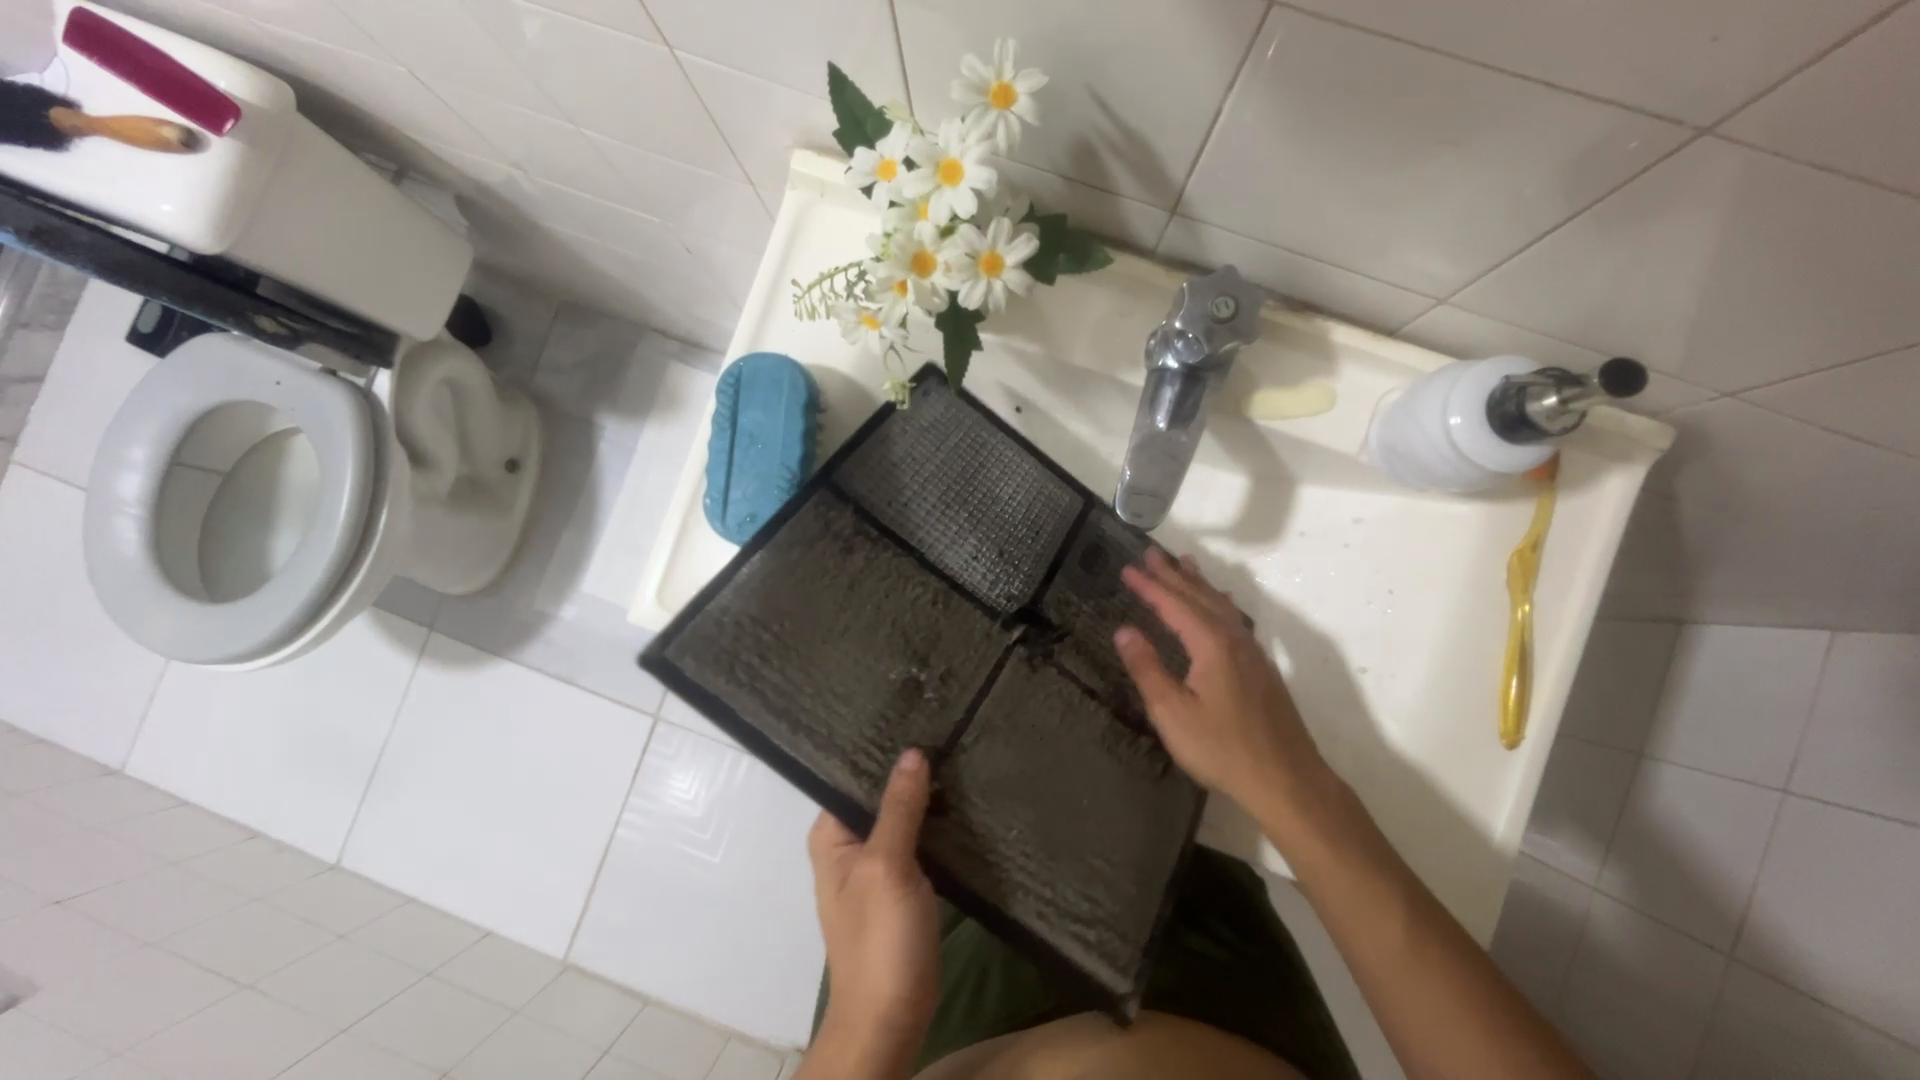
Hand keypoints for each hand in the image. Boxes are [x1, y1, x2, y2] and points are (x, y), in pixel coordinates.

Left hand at [806, 750, 939, 1074]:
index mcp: (831, 835)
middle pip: (881, 796)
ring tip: (960, 760)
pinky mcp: (904, 885)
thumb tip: (912, 752)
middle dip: (911, 774)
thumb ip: (899, 808)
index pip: (853, 777)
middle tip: (949, 737)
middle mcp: (850, 844)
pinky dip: (936, 828)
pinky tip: (962, 807)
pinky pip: (919, 843)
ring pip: (903, 819)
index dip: (883, 753)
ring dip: (927, 801)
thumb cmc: (878, 939)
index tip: (919, 723)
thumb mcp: (887, 866)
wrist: (891, 1014)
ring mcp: (878, 866)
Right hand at [1114, 548, 1329, 813]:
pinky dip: (1220, 603)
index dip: (1149, 586)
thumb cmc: (1222, 749)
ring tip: (1184, 564)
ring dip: (1199, 584)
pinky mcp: (1262, 669)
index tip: (1127, 568)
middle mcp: (1235, 639)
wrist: (1286, 779)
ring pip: (1221, 606)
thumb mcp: (1173, 713)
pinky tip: (1221, 606)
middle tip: (1151, 553)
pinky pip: (1235, 620)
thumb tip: (1124, 631)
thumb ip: (1147, 669)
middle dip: (1173, 575)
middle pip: (1200, 597)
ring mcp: (1253, 653)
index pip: (1174, 605)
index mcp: (1211, 645)